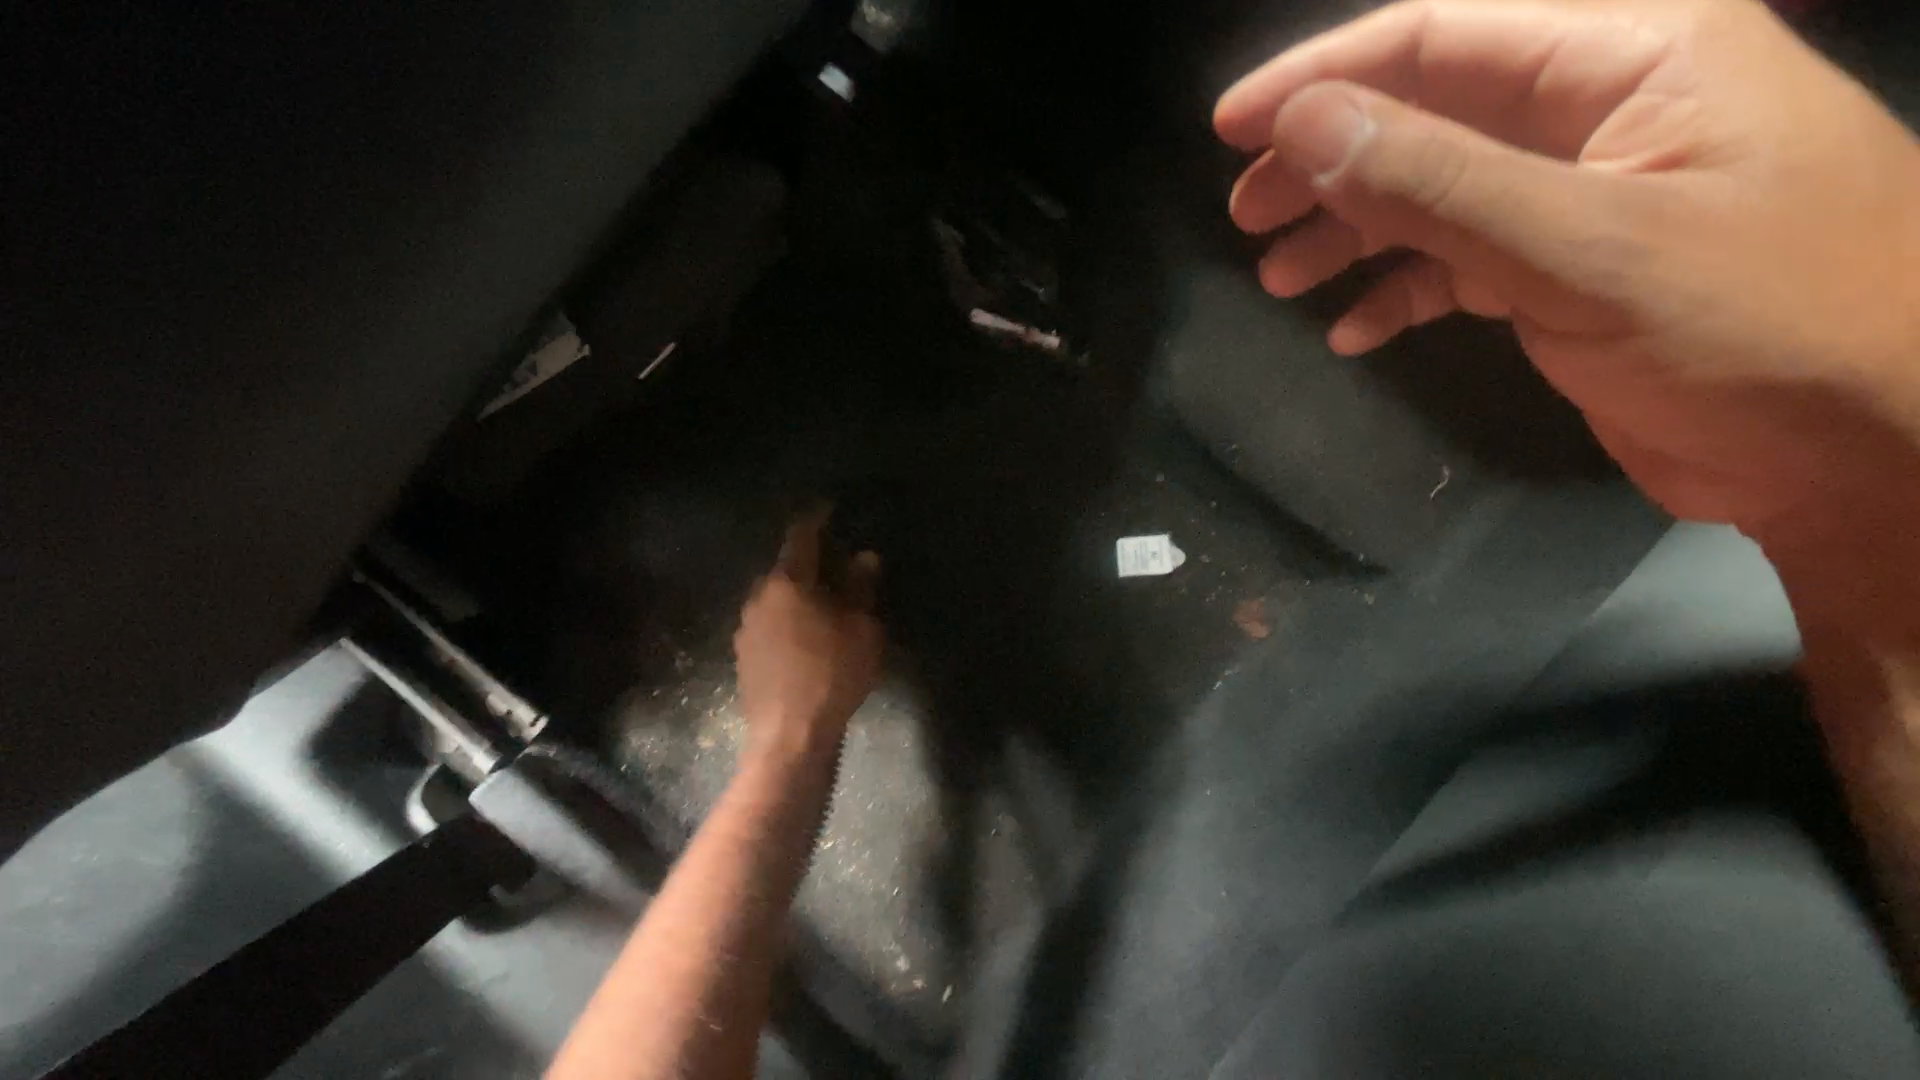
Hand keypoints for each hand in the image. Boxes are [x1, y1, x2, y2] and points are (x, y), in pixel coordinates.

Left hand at [734, 510, 883, 760]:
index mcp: (787, 582)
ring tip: (826, 605)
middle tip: (838, 565)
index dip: (817, 519)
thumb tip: (865, 557)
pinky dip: (789, 621)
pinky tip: (808, 638)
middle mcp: (759, 597)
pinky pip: (770, 624)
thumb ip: (862, 588)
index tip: (829, 509)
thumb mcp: (862, 629)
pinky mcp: (744, 656)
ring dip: (798, 595)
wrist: (789, 736)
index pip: (801, 536)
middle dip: (811, 563)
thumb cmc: (832, 674)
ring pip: (776, 598)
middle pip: (786, 568)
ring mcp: (746, 628)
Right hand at [1214, 0, 1919, 545]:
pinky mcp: (1566, 275)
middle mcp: (1599, 112)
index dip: (1323, 79)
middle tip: (1245, 217)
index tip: (1231, 127)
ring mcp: (1580, 198)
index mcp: (1627, 57)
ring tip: (1278, 280)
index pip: (1440, 39)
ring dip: (1349, 235)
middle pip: (1425, 116)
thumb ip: (1436, 182)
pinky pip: (1457, 263)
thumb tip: (1308, 126)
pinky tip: (1353, 332)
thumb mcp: (1581, 247)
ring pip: (1431, 194)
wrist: (1866, 452)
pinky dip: (1399, 293)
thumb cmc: (1756, 326)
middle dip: (1326, 166)